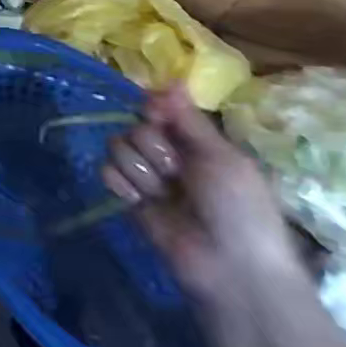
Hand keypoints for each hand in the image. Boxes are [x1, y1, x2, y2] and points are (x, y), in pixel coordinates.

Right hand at [102, 86, 299, 303]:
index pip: (159, 107)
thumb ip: (189, 118)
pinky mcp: (130, 200)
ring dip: (140, 168)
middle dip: (152, 145)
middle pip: (136, 125)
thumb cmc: (238, 207)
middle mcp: (169, 155)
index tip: (156, 113)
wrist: (230, 268)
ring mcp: (149, 177)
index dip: (153, 107)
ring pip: (118, 145)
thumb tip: (173, 78)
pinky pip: (108, 172)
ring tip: (161, 193)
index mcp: (195, 141)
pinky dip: (121, 182)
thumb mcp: (222, 155)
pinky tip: (139, 200)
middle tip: (175, 171)